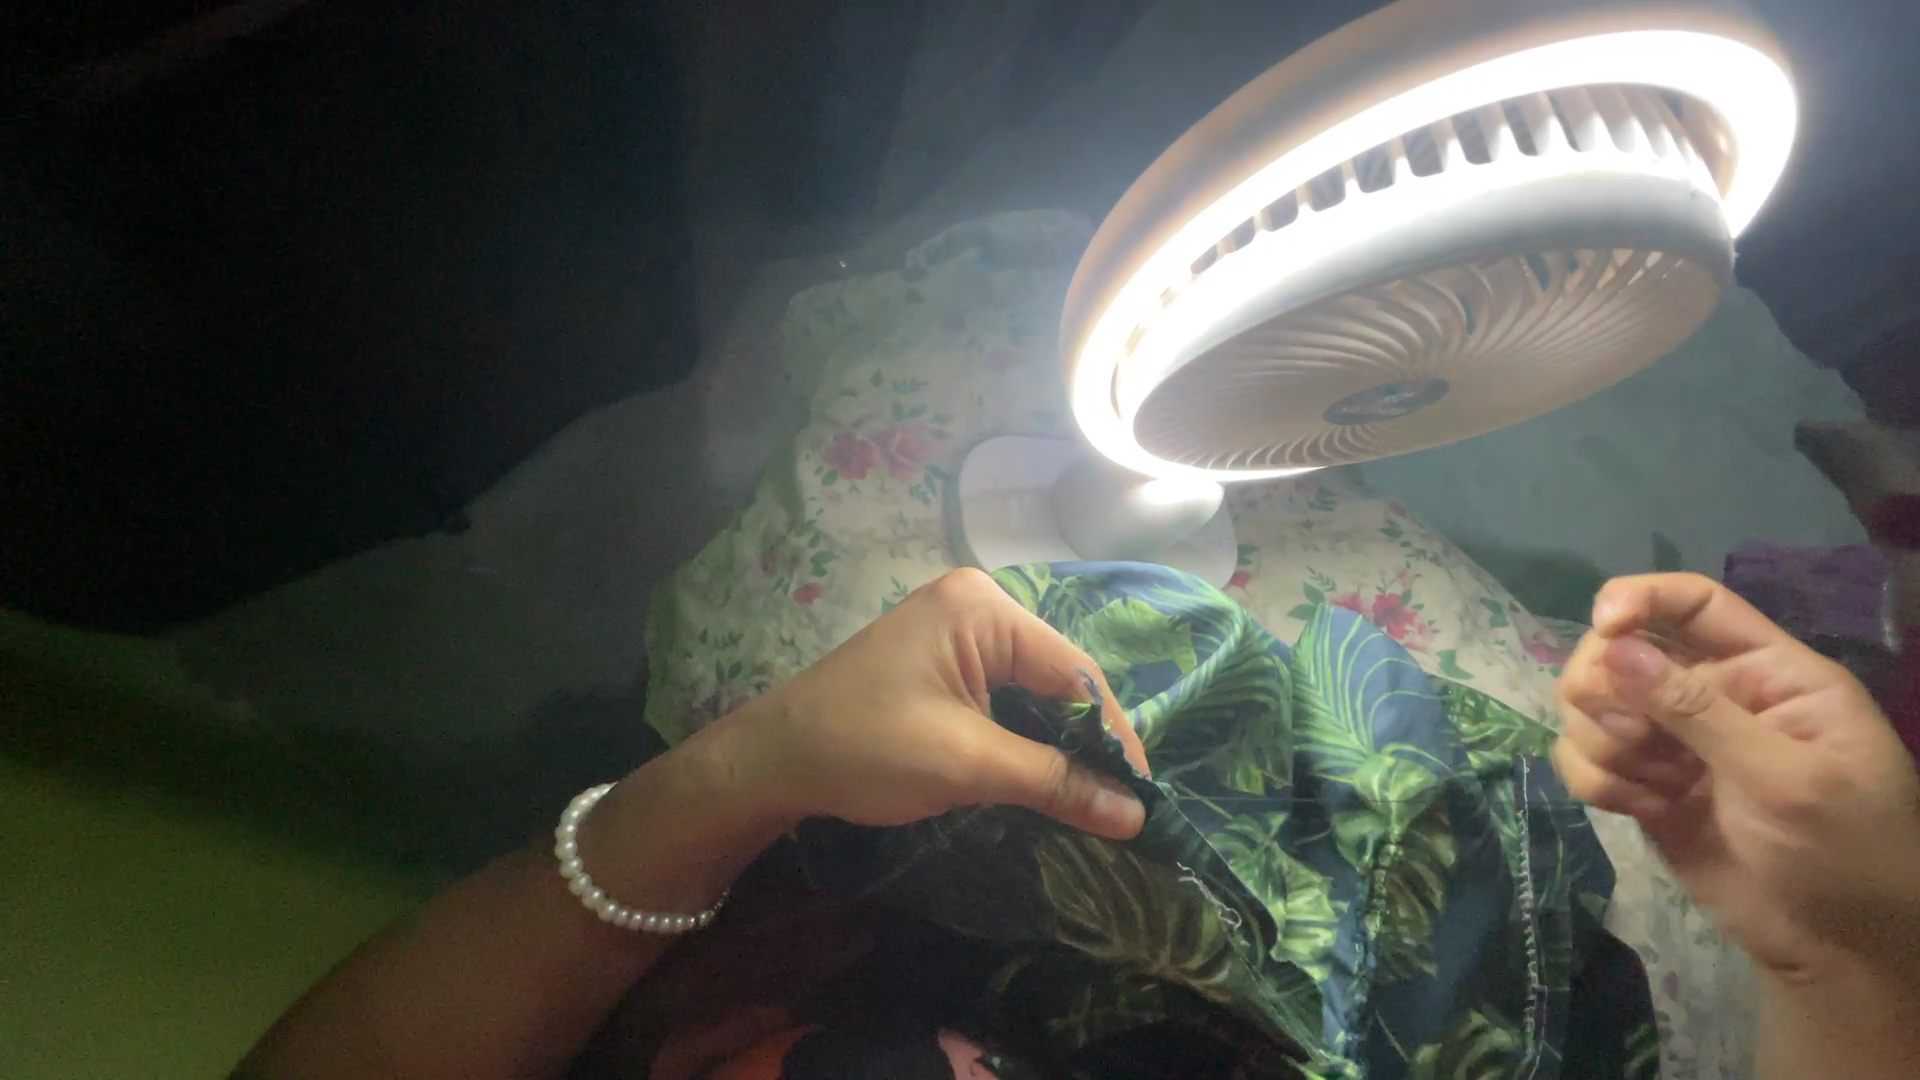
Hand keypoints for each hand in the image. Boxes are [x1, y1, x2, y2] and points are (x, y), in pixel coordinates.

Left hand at [710, 568, 1149, 840]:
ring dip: (1057, 737)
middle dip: (1086, 737)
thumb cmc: (866, 749)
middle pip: (1056, 674)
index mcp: (982, 607)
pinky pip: (1005, 688)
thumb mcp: (967, 763)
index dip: (1112, 734)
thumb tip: (1136, 814)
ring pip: (1034, 684)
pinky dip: (1025, 729)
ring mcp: (959, 624)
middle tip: (1119, 800)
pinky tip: (1042, 766)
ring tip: (1090, 791)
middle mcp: (978, 601)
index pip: (1073, 670)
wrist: (775, 757)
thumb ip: (1055, 781)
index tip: (1142, 797)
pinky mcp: (946, 652)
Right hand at [1550, 573, 1919, 981]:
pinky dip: (1597, 782)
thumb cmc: (1846, 856)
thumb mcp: (1788, 780)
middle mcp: (1705, 691)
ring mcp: (1663, 733)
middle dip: (1607, 695)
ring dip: (1604, 746)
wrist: (1835, 949)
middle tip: (1638, 741)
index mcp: (1764, 673)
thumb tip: (1611, 648)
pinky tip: (1642, 810)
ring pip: (1583, 703)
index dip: (1638, 597)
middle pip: (1611, 650)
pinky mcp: (1630, 774)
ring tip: (1656, 788)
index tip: (1604, 628)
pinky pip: (1574, 754)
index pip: (1691, 601)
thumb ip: (1697, 711)